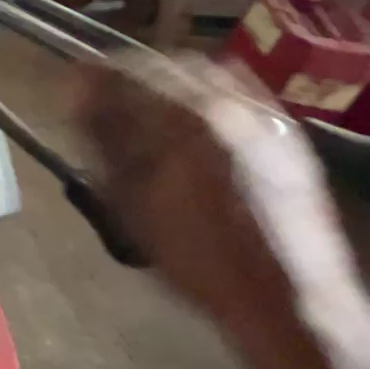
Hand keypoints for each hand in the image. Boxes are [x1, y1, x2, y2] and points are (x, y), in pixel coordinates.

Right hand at [79, 52, 369, 368]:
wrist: (295, 305)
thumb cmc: (202, 262)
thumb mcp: (134, 205)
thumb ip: (103, 142)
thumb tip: (78, 97)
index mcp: (187, 121)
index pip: (126, 71)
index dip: (93, 75)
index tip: (74, 84)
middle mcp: (230, 106)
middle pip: (165, 63)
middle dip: (130, 73)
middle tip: (106, 95)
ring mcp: (266, 118)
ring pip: (204, 71)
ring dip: (168, 80)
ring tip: (147, 106)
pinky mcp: (289, 136)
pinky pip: (240, 92)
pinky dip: (207, 93)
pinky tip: (192, 119)